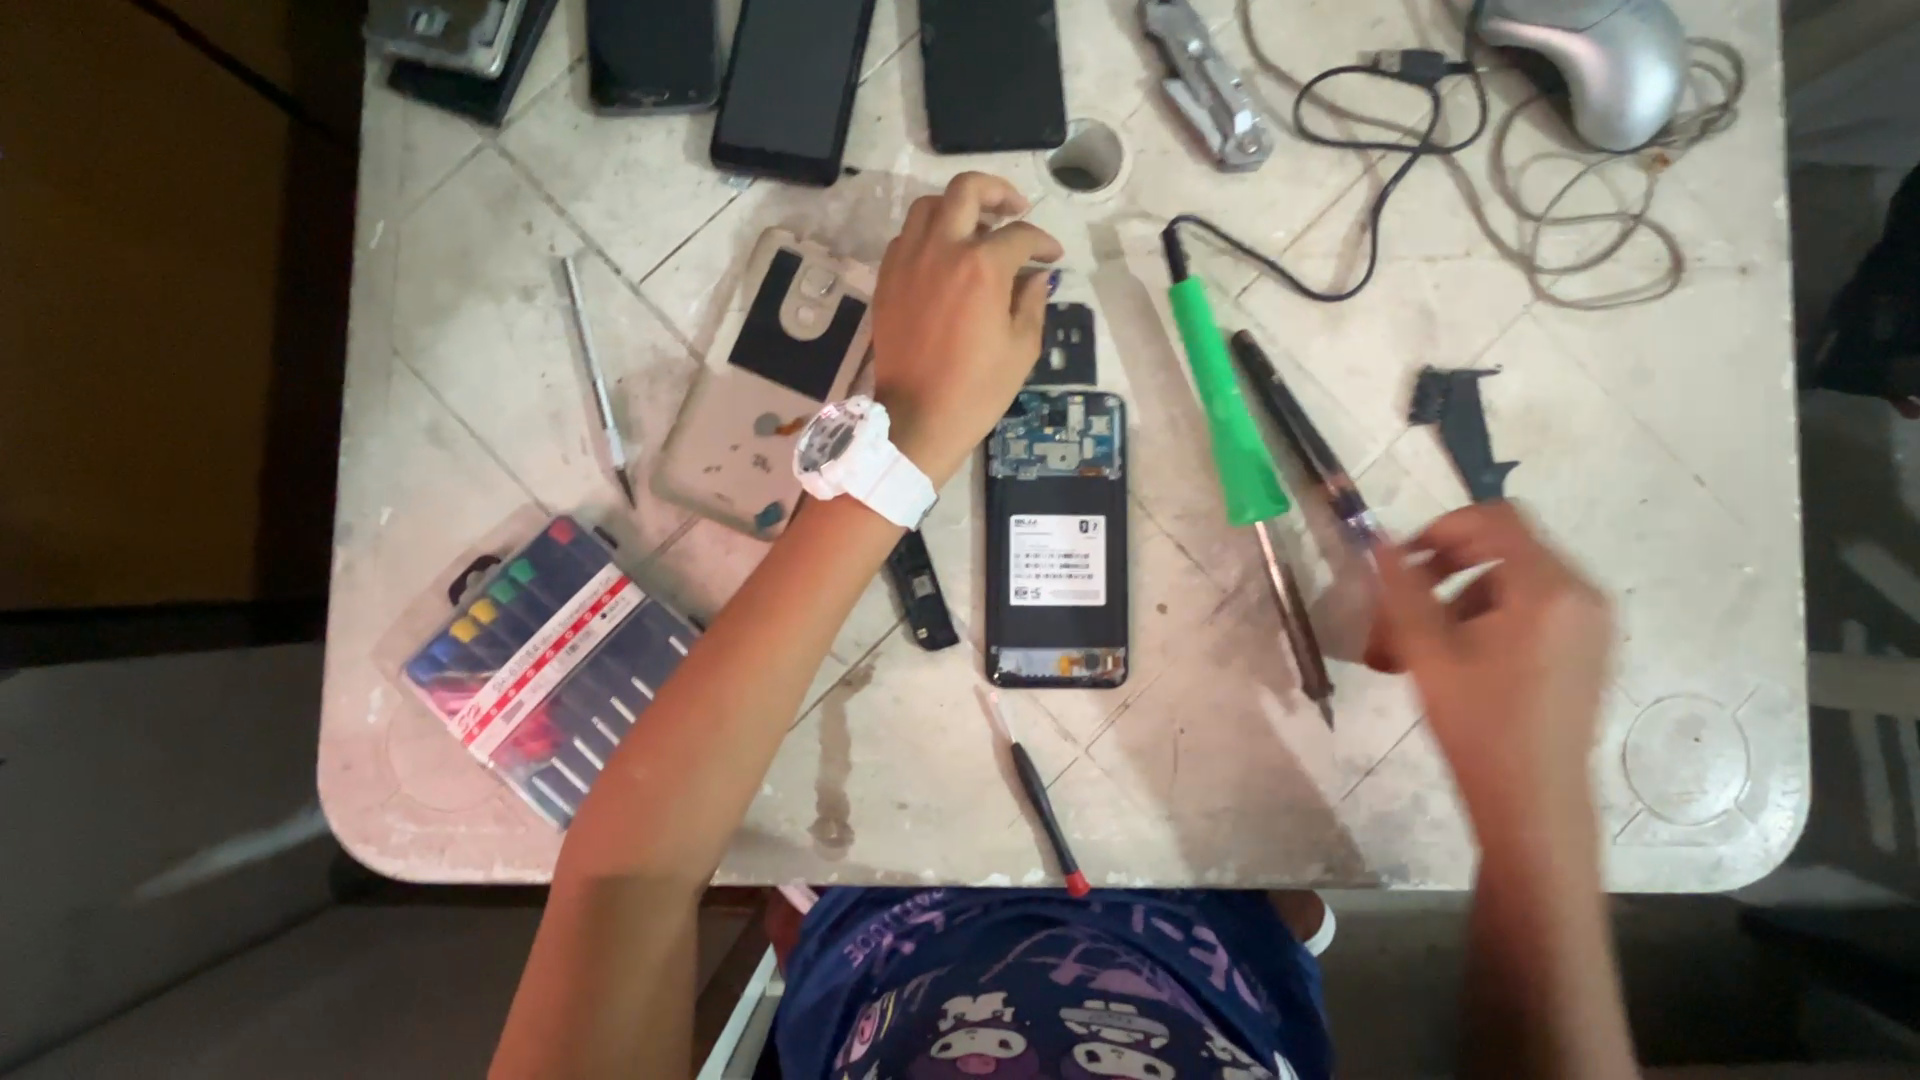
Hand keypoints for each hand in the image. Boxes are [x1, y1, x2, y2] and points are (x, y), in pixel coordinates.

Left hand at [870, 172, 1063, 485]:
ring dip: (956, 207)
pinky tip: (944, 256)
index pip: (1020, 235)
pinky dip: (928, 234)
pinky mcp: (887, 279)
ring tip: (975, 227)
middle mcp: (942, 249)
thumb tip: (1035, 277)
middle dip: (998, 192)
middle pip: (967, 190)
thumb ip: (1032, 301)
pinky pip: (906, 237)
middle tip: (1014, 209)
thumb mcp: (1022, 348)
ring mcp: (907, 261)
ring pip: (928, 206)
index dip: (1043, 242)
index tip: (1051, 256)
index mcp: (982, 266)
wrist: (918, 420)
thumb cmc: (977, 390)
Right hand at [1372, 502, 1612, 831]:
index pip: (1494, 518)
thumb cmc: (1478, 722)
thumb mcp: (1426, 650)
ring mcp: (1589, 622)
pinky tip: (1450, 658)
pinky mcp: (1586, 648)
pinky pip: (1528, 608)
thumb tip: (1376, 540)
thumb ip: (1399, 586)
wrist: (1534, 800)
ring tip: (1413, 644)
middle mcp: (1580, 594)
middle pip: (1500, 547)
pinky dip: (1483, 617)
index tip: (1400, 563)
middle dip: (1440, 569)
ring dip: (1454, 599)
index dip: (1439, 528)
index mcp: (1548, 588)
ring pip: (1508, 581)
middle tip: (1397, 605)